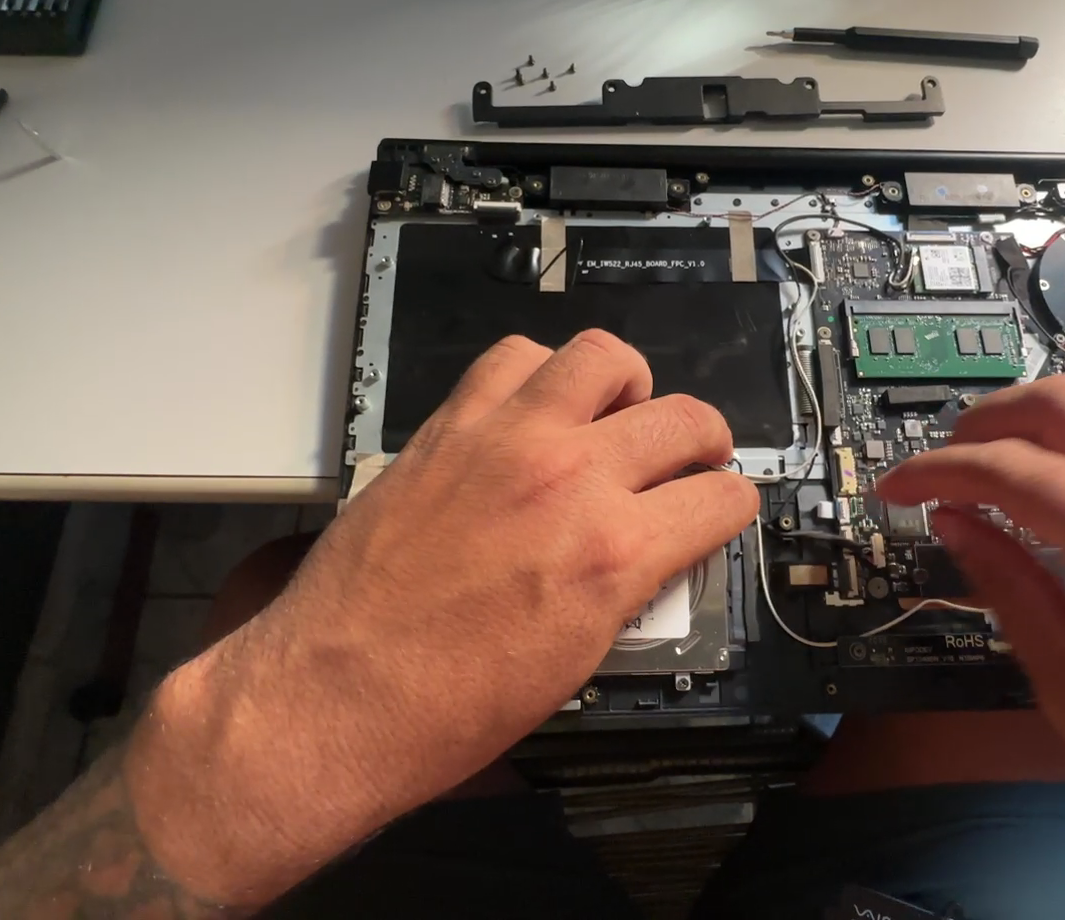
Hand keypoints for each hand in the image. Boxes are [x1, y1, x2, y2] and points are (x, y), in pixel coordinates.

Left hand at [125, 331, 758, 904]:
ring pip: (604, 358)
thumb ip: (633, 583)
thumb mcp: (579, 659)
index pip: (721, 499)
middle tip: (694, 454)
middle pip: (685, 417)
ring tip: (618, 411)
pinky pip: (514, 358)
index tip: (720, 505)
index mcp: (616, 555)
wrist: (333, 697)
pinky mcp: (452, 426)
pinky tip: (537, 406)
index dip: (731, 505)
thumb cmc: (450, 706)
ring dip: (629, 383)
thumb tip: (657, 544)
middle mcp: (572, 480)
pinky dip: (541, 373)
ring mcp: (510, 440)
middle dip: (707, 438)